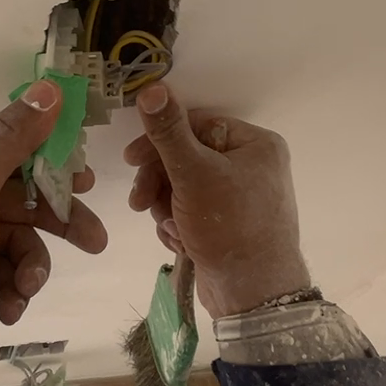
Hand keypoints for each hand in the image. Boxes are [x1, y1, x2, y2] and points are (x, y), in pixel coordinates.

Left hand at [0, 80, 109, 324]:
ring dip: (30, 267)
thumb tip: (51, 89)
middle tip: (95, 241)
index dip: (54, 168)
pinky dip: (12, 288)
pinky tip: (9, 308)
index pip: (17, 152)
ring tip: (27, 290)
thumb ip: (11, 139)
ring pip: (19, 238)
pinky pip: (3, 269)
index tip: (86, 183)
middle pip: (25, 198)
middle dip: (59, 224)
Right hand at [124, 83, 311, 317]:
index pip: (195, 125)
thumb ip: (168, 132)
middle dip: (159, 181)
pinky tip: (179, 240)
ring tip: (168, 226)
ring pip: (184, 185)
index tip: (131, 161)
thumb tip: (152, 88)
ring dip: (166, 205)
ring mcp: (241, 197)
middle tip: (139, 202)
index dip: (159, 142)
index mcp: (254, 144)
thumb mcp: (193, 173)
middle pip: (186, 157)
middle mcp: (252, 165)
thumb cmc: (229, 226)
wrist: (254, 297)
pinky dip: (178, 223)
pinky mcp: (229, 224)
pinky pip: (192, 209)